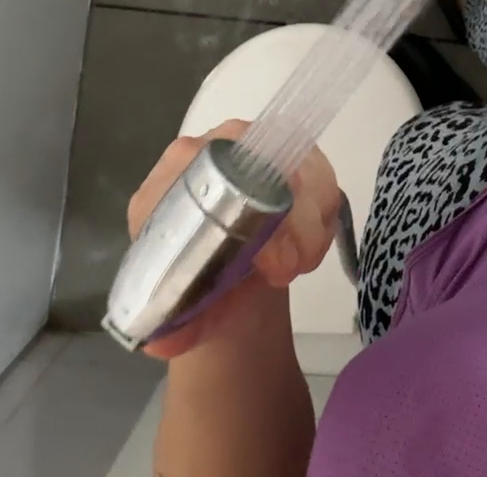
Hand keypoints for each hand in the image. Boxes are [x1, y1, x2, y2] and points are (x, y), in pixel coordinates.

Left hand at [126, 119, 340, 359]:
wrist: (232, 281)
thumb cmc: (197, 282)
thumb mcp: (180, 307)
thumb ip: (172, 322)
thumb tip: (161, 341)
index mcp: (178, 168)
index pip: (214, 159)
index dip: (246, 199)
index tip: (266, 258)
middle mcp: (223, 145)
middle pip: (269, 157)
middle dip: (292, 214)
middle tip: (292, 266)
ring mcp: (266, 150)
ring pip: (306, 167)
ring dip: (312, 221)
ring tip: (302, 263)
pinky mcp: (301, 162)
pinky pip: (325, 180)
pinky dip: (324, 220)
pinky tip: (309, 250)